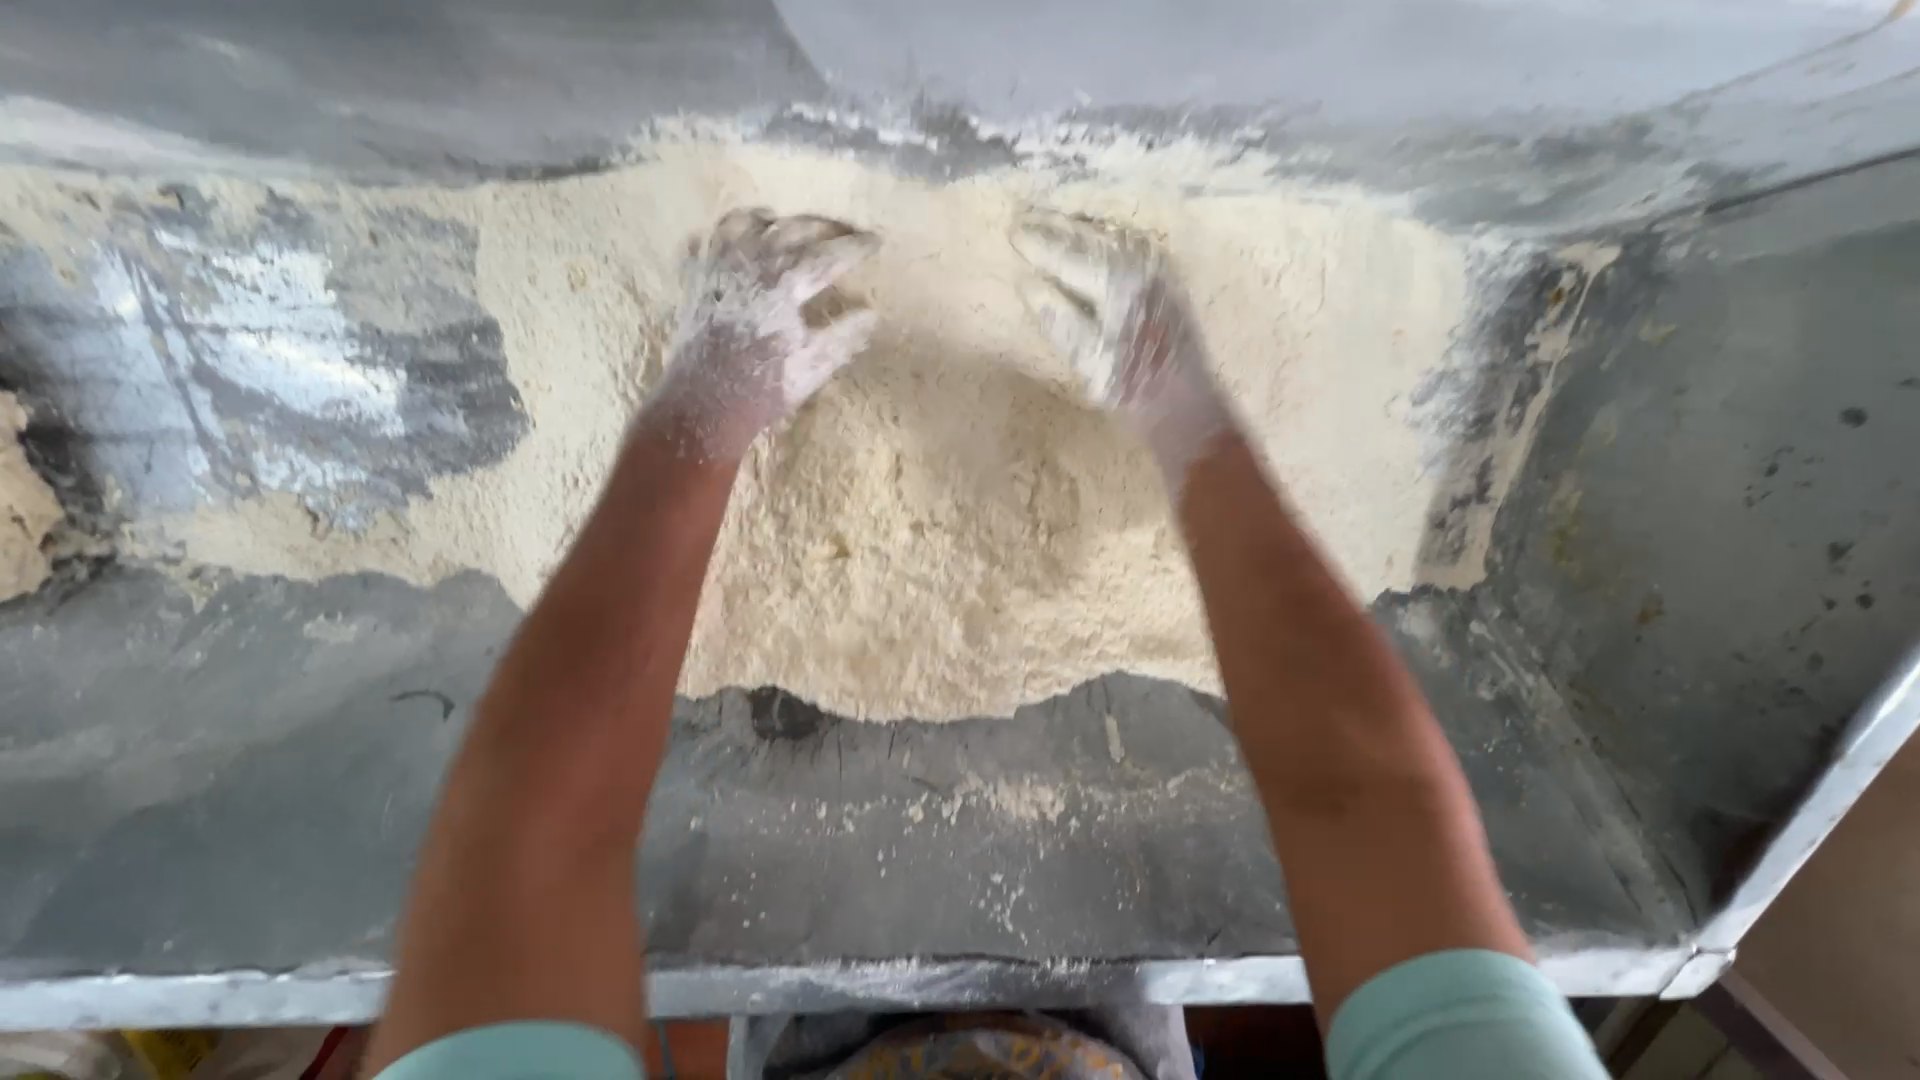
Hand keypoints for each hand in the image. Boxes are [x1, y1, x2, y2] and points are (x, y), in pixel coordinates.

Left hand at [644, 208, 879, 459]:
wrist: (705, 402)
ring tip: (779, 222)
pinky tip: (728, 245)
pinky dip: (718, 238)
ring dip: (767, 219)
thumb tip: (872, 314)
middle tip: (842, 231)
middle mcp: (751, 263)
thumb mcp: (815, 365)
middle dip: (821, 226)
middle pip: (791, 228)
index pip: (828, 254)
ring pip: (741, 222)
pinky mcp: (694, 282)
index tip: (876, 241)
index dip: (855, 247)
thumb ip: (845, 335)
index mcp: (785, 281)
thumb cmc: (765, 386)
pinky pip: (702, 245)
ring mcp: (718, 268)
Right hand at [1011, 209, 1233, 484]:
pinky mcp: (1164, 279)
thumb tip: (1026, 284)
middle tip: (1023, 218)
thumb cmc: (1131, 387)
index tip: (1011, 234)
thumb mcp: (1088, 359)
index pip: (1068, 255)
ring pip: (1109, 237)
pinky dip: (1102, 238)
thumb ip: (1058, 319)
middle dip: (1055, 228)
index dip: (1038, 245)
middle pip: (1089, 238)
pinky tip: (1091, 239)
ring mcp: (1155, 270)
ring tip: (1049, 221)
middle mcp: (1139, 266)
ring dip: (1078, 229)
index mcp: (1117, 283)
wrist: (1185, 402)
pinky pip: (1126, 245)